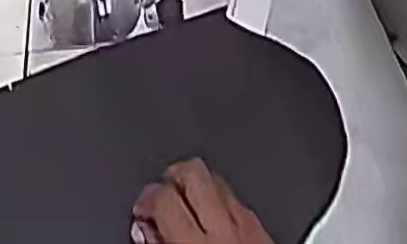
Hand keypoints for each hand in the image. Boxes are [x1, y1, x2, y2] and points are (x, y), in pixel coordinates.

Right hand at [132, 159, 272, 243]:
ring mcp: (247, 221)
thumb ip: (160, 243)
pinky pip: (238, 196)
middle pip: (193, 170)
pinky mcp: (264, 225)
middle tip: (161, 188)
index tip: (142, 204)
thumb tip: (145, 228)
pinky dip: (221, 196)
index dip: (147, 196)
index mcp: (196, 241)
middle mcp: (224, 225)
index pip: (164, 198)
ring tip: (185, 196)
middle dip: (173, 173)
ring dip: (198, 181)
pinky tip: (214, 210)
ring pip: (218, 176)